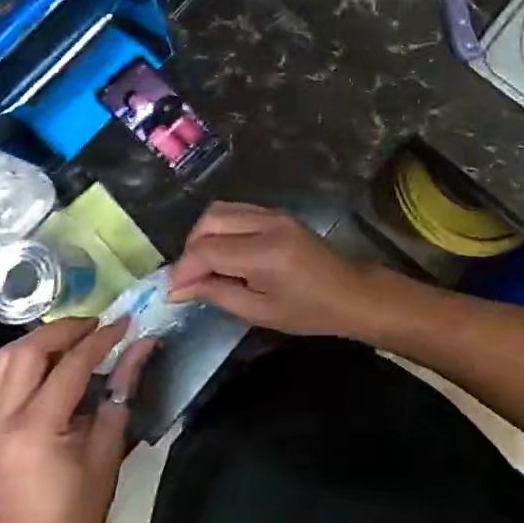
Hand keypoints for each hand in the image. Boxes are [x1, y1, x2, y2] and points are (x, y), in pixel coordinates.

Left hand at [0, 318, 156, 522]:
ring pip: (8, 358)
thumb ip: (122, 389)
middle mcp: (6, 417)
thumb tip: (143, 345)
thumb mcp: (108, 446)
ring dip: (42, 339)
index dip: (101, 339)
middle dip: (65, 329)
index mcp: (37, 427)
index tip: (127, 322)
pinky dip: (30, 357)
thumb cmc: (81, 506)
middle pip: (28, 350)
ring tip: (77, 337)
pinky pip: (4, 375)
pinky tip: (57, 360)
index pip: (71, 365)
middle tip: (99, 325)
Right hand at [167, 201, 413, 338]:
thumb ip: (216, 293)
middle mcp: (267, 224)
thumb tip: (177, 288)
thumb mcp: (258, 311)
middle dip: (190, 248)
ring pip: (220, 210)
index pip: (207, 250)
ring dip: (203, 235)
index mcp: (265, 253)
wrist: (351, 293)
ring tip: (203, 267)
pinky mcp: (277, 213)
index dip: (183, 270)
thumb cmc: (308, 312)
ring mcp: (273, 213)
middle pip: (209, 220)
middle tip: (188, 278)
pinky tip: (222, 253)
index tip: (173, 291)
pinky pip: (236, 211)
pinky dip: (220, 228)